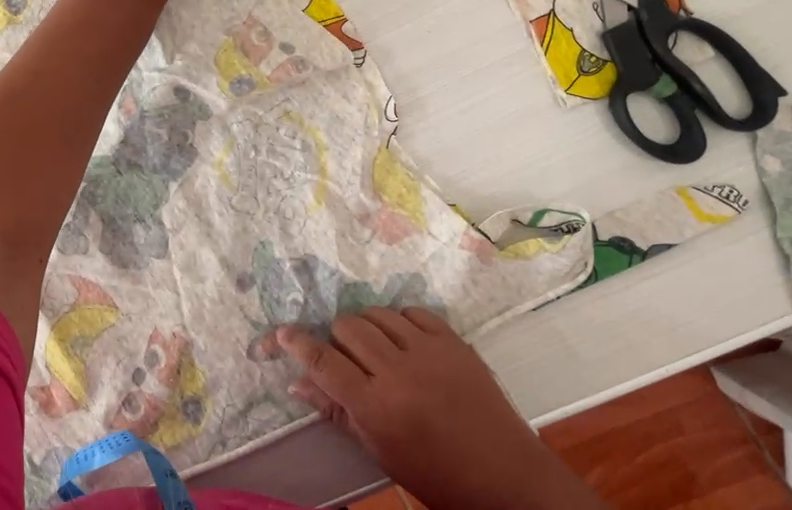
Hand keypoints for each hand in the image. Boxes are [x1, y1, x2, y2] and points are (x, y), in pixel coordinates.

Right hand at [278, 309, 607, 509]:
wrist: (509, 479)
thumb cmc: (437, 474)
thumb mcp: (380, 451)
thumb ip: (337, 412)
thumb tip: (296, 383)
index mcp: (376, 406)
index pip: (322, 361)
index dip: (296, 344)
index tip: (282, 334)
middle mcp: (398, 372)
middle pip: (346, 328)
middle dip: (336, 338)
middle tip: (344, 357)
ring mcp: (430, 353)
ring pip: (376, 314)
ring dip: (366, 327)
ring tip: (374, 348)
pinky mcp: (455, 343)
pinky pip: (412, 312)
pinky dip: (400, 321)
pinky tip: (402, 340)